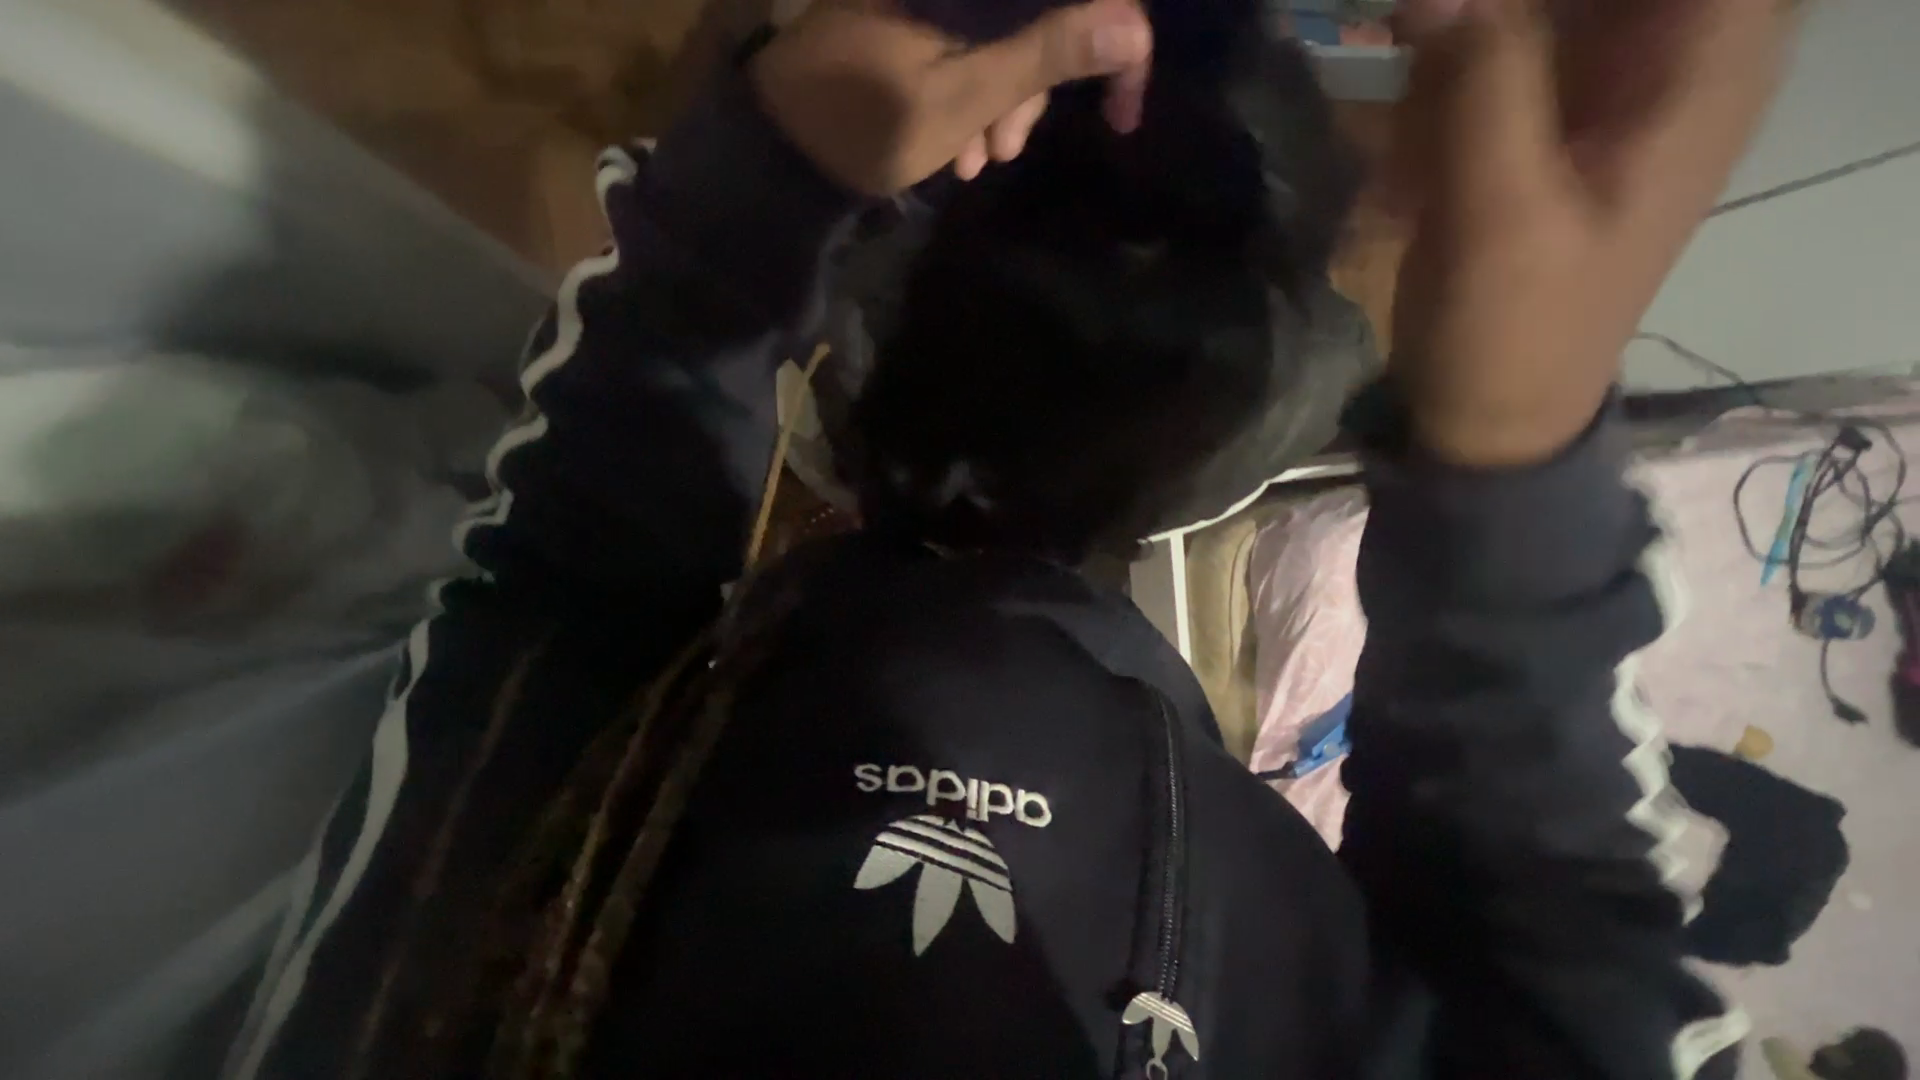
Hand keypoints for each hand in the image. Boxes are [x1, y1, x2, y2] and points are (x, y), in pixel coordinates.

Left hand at [749, 0, 1152, 195]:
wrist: (783, 137)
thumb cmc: (869, 122)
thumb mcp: (964, 97)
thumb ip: (1046, 54)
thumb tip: (1134, 24)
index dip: (1115, 41)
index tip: (1122, 112)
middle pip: (1039, 9)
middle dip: (1034, 86)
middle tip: (1007, 150)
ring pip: (1007, 30)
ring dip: (1005, 99)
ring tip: (977, 159)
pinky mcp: (918, 13)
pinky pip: (972, 40)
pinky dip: (976, 90)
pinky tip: (960, 141)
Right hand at [1387, 0, 1798, 465]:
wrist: (1490, 412)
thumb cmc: (1516, 326)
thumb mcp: (1503, 209)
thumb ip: (1482, 84)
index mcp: (1706, 68)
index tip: (1478, 17)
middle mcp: (1663, 61)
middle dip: (1491, 20)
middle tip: (1421, 46)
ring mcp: (1594, 94)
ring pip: (1524, 19)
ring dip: (1457, 56)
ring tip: (1418, 137)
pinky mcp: (1534, 131)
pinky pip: (1487, 67)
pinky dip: (1439, 96)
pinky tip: (1414, 164)